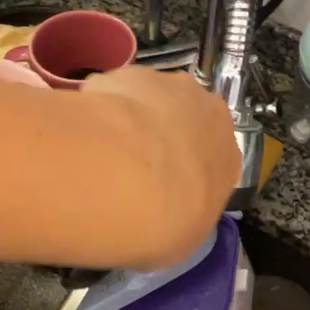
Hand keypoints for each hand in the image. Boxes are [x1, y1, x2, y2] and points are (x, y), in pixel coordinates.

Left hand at [80, 65, 239, 268]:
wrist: (130, 180)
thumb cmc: (169, 219)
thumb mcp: (184, 237)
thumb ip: (180, 217)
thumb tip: (162, 218)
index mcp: (228, 154)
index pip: (210, 157)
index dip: (184, 169)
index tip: (161, 185)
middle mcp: (206, 111)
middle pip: (183, 119)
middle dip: (159, 136)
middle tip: (129, 165)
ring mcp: (166, 85)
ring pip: (147, 99)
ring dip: (128, 118)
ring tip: (99, 151)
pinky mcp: (127, 72)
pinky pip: (111, 90)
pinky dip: (98, 108)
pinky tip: (82, 136)